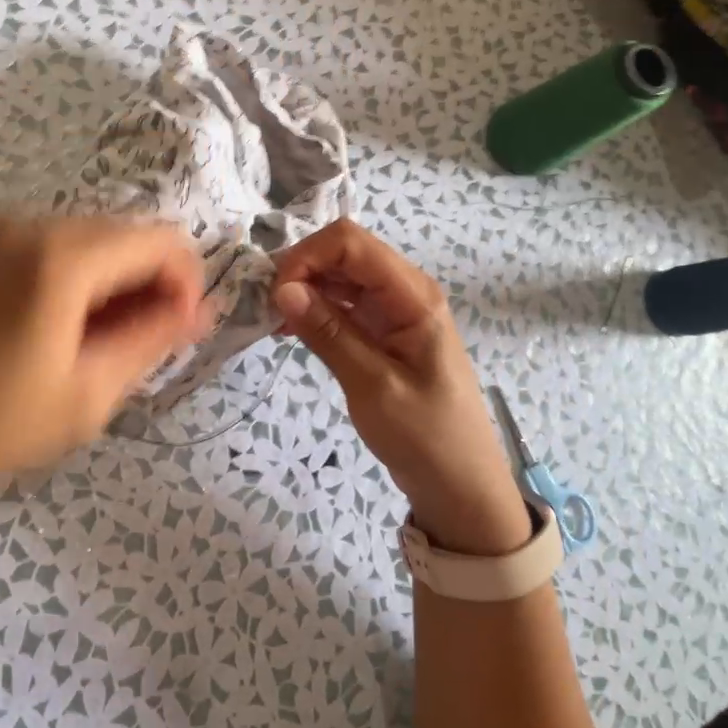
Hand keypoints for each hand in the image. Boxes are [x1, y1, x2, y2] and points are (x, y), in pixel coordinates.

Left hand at [0, 215, 207, 500]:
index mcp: (61, 259)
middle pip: (126, 233)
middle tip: (138, 346)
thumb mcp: (86, 396)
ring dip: (112, 280)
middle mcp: (31, 225)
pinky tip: (55, 326)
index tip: (179, 332)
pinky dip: (73, 275)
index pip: (160, 239)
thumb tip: (200, 309)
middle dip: (149, 282)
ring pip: (90, 238)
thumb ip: (152, 341)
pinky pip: (50, 245)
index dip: (186, 281)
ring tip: (94, 343)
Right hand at [274, 220, 530, 555]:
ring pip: (340, 277)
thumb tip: (283, 288)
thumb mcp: (373, 386)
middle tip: (267, 309)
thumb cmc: (426, 436)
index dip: (307, 256)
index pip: (352, 243)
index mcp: (413, 295)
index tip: (276, 293)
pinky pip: (344, 304)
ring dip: (304, 289)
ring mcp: (395, 311)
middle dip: (301, 270)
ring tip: (272, 322)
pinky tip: (289, 331)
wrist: (460, 485)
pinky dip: (315, 310)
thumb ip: (329, 333)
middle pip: (344, 253)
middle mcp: (405, 292)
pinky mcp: (384, 332)